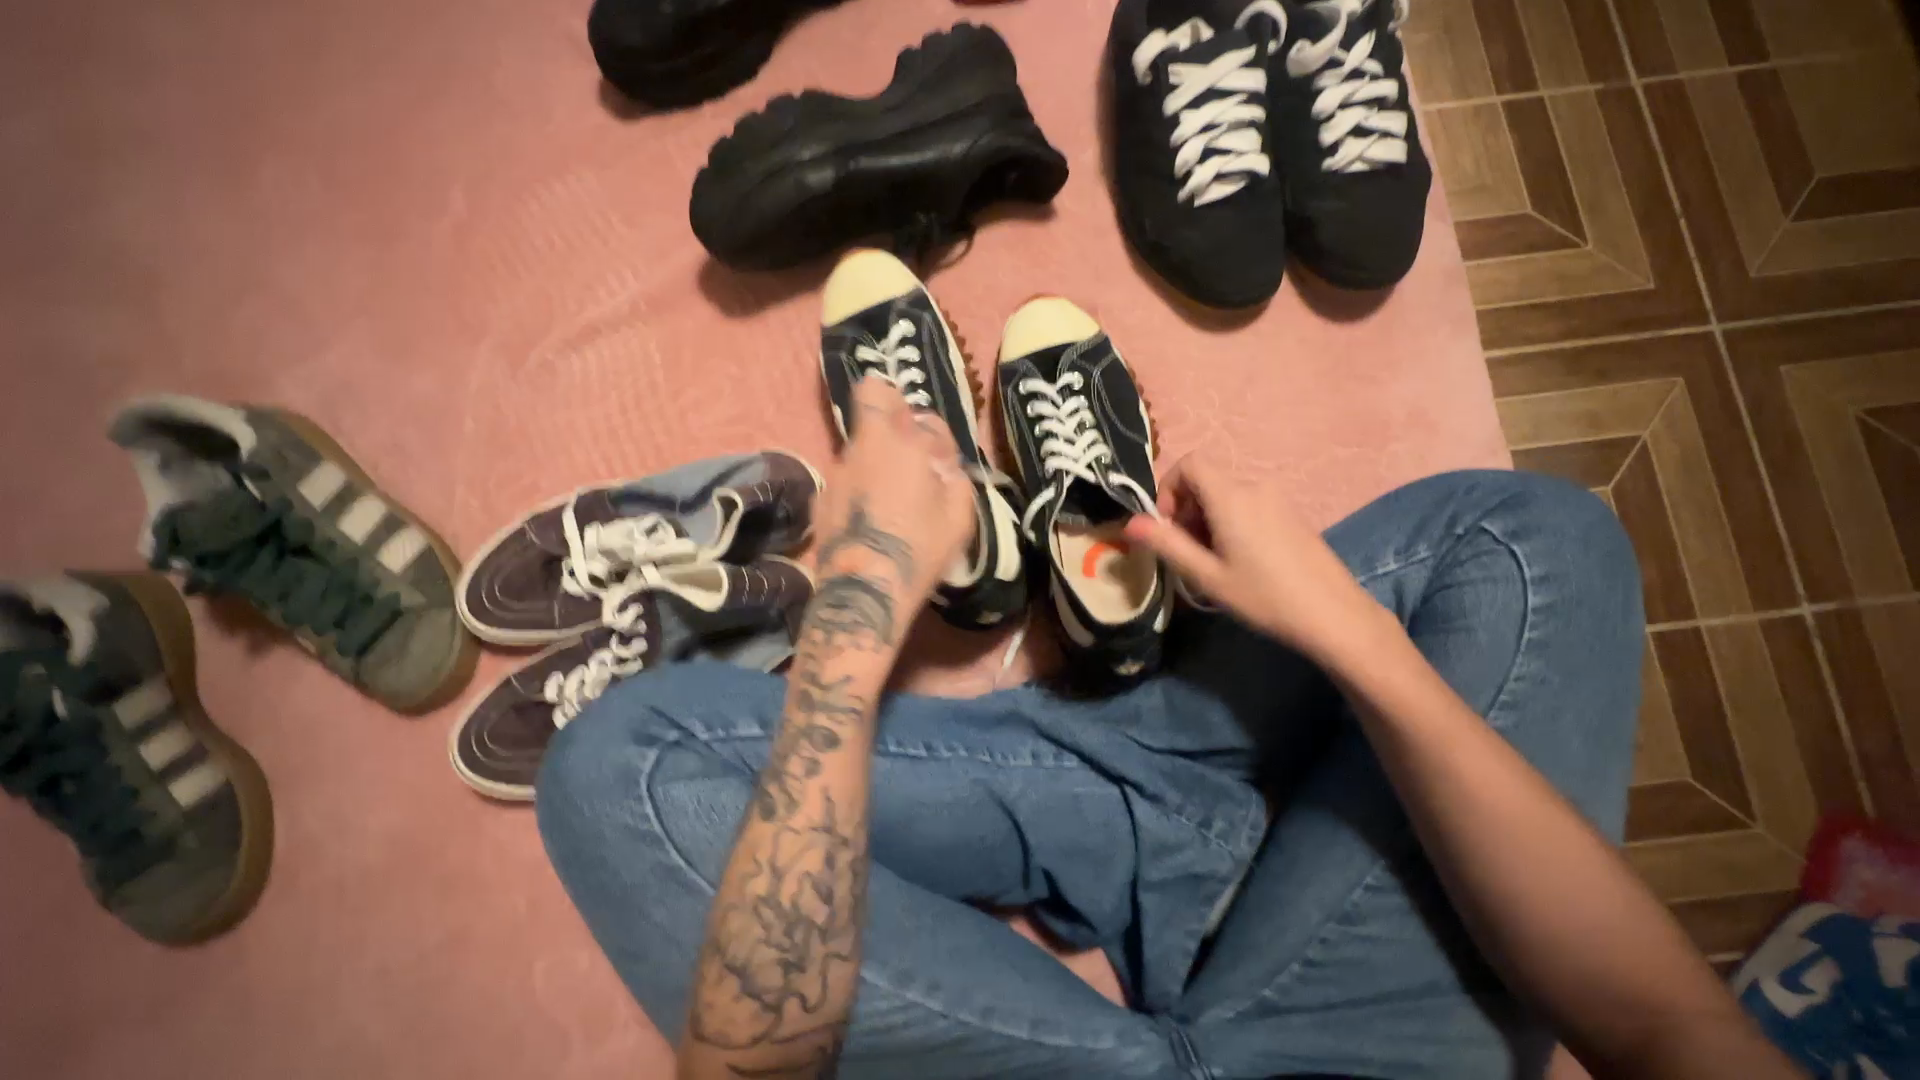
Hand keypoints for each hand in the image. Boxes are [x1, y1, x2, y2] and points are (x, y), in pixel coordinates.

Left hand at [812, 378, 974, 608]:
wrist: (864, 592)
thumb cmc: (919, 547)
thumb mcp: (958, 511)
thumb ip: (951, 470)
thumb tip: (937, 457)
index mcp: (895, 441)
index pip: (882, 390)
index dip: (903, 407)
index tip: (923, 436)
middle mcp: (858, 449)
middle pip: (869, 414)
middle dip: (890, 431)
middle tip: (911, 465)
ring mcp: (833, 476)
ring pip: (857, 454)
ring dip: (874, 468)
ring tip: (892, 506)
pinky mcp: (818, 504)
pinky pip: (844, 485)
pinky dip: (857, 495)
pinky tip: (870, 526)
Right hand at [1123, 456, 1392, 667]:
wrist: (1332, 614)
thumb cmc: (1263, 596)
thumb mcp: (1206, 576)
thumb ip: (1167, 545)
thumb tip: (1130, 523)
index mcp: (1231, 497)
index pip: (1190, 463)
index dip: (1168, 489)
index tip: (1168, 527)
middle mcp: (1255, 487)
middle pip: (1207, 480)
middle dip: (1187, 510)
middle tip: (1189, 553)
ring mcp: (1277, 499)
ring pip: (1226, 495)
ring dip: (1208, 520)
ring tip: (1214, 562)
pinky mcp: (1291, 514)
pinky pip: (1248, 505)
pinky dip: (1232, 523)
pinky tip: (1242, 562)